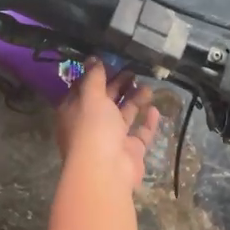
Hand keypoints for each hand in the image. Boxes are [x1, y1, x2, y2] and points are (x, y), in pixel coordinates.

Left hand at [56, 60, 160, 190]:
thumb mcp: (91, 96)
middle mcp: (91, 125)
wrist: (106, 170)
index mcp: (74, 111)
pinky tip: (154, 109)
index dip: (96, 75)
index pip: (83, 89)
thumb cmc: (92, 129)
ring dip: (134, 100)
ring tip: (148, 87)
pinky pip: (140, 133)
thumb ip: (94, 77)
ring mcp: (111, 139)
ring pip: (124, 115)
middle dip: (119, 85)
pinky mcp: (130, 150)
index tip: (110, 60)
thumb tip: (93, 59)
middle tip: (134, 70)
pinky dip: (147, 122)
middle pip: (106, 101)